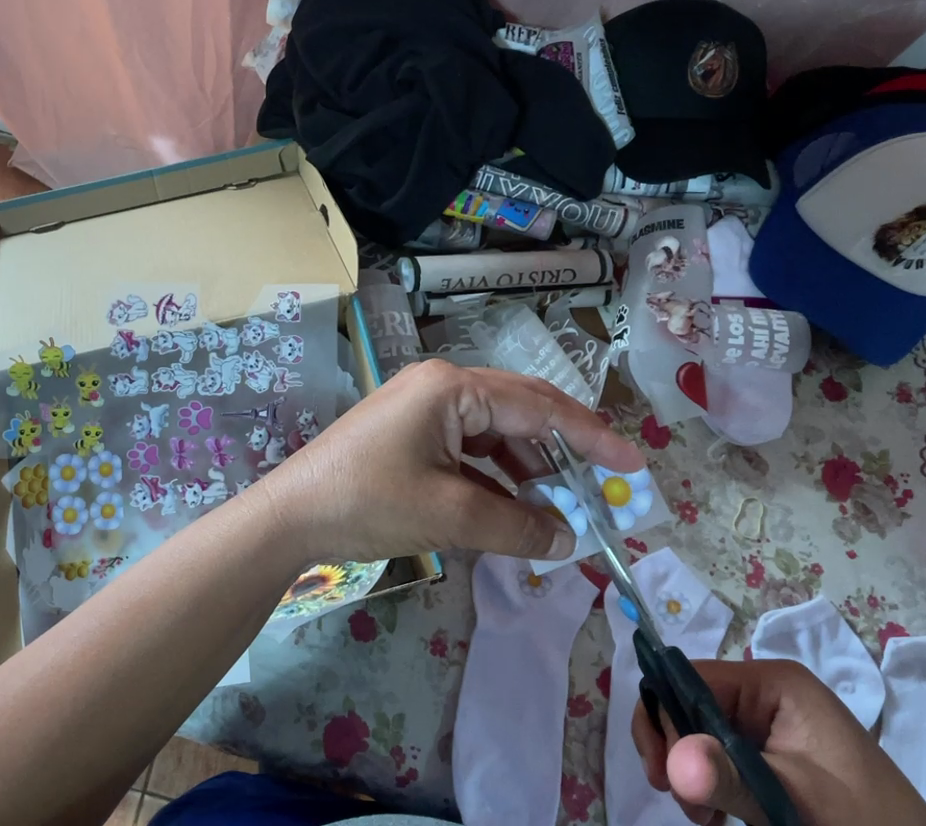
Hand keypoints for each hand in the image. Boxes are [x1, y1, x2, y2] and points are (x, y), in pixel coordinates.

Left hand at [250, 358, 645, 563]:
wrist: (292, 514)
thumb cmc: (369, 502)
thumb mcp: (450, 515)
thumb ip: (517, 526)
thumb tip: (569, 540)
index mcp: (452, 388)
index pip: (538, 406)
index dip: (591, 436)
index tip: (633, 463)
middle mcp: (441, 387)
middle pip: (521, 410)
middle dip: (564, 450)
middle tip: (605, 486)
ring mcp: (424, 409)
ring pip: (496, 432)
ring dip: (531, 467)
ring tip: (563, 507)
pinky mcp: (412, 433)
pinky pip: (470, 448)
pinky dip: (498, 476)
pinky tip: (518, 506)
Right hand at [632, 659, 925, 825]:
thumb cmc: (866, 823)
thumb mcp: (794, 801)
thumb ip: (731, 779)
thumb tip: (674, 764)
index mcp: (774, 683)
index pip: (689, 678)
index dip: (664, 718)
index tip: (660, 773)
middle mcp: (766, 692)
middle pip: (688, 704)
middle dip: (676, 751)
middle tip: (685, 802)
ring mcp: (769, 724)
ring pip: (698, 733)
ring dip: (689, 772)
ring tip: (704, 815)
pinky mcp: (772, 755)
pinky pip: (719, 755)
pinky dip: (708, 782)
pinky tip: (716, 813)